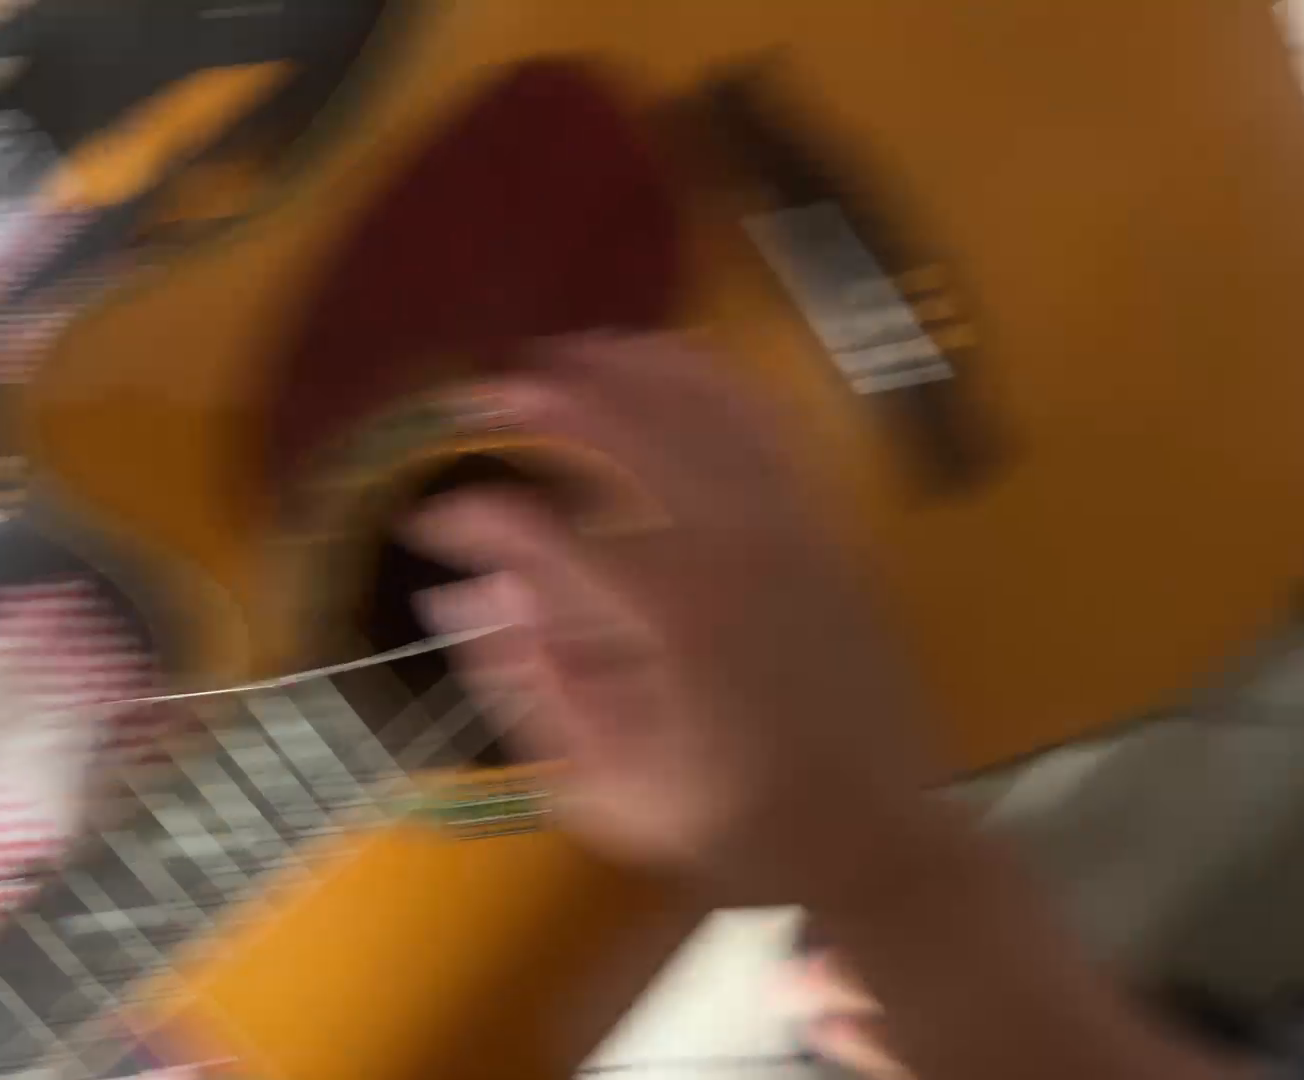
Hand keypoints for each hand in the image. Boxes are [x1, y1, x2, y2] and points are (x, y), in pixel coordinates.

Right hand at [406, 333, 939, 907]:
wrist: (878, 838)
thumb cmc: (730, 820)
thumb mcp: (603, 785)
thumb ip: (528, 683)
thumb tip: (463, 596)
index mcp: (663, 623)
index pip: (540, 534)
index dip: (470, 518)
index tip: (426, 522)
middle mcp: (727, 552)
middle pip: (624, 431)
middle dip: (543, 401)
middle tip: (485, 394)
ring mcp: (788, 527)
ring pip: (704, 404)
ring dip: (628, 366)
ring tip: (571, 351)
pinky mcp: (825, 526)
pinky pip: (770, 422)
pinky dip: (716, 379)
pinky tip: (677, 361)